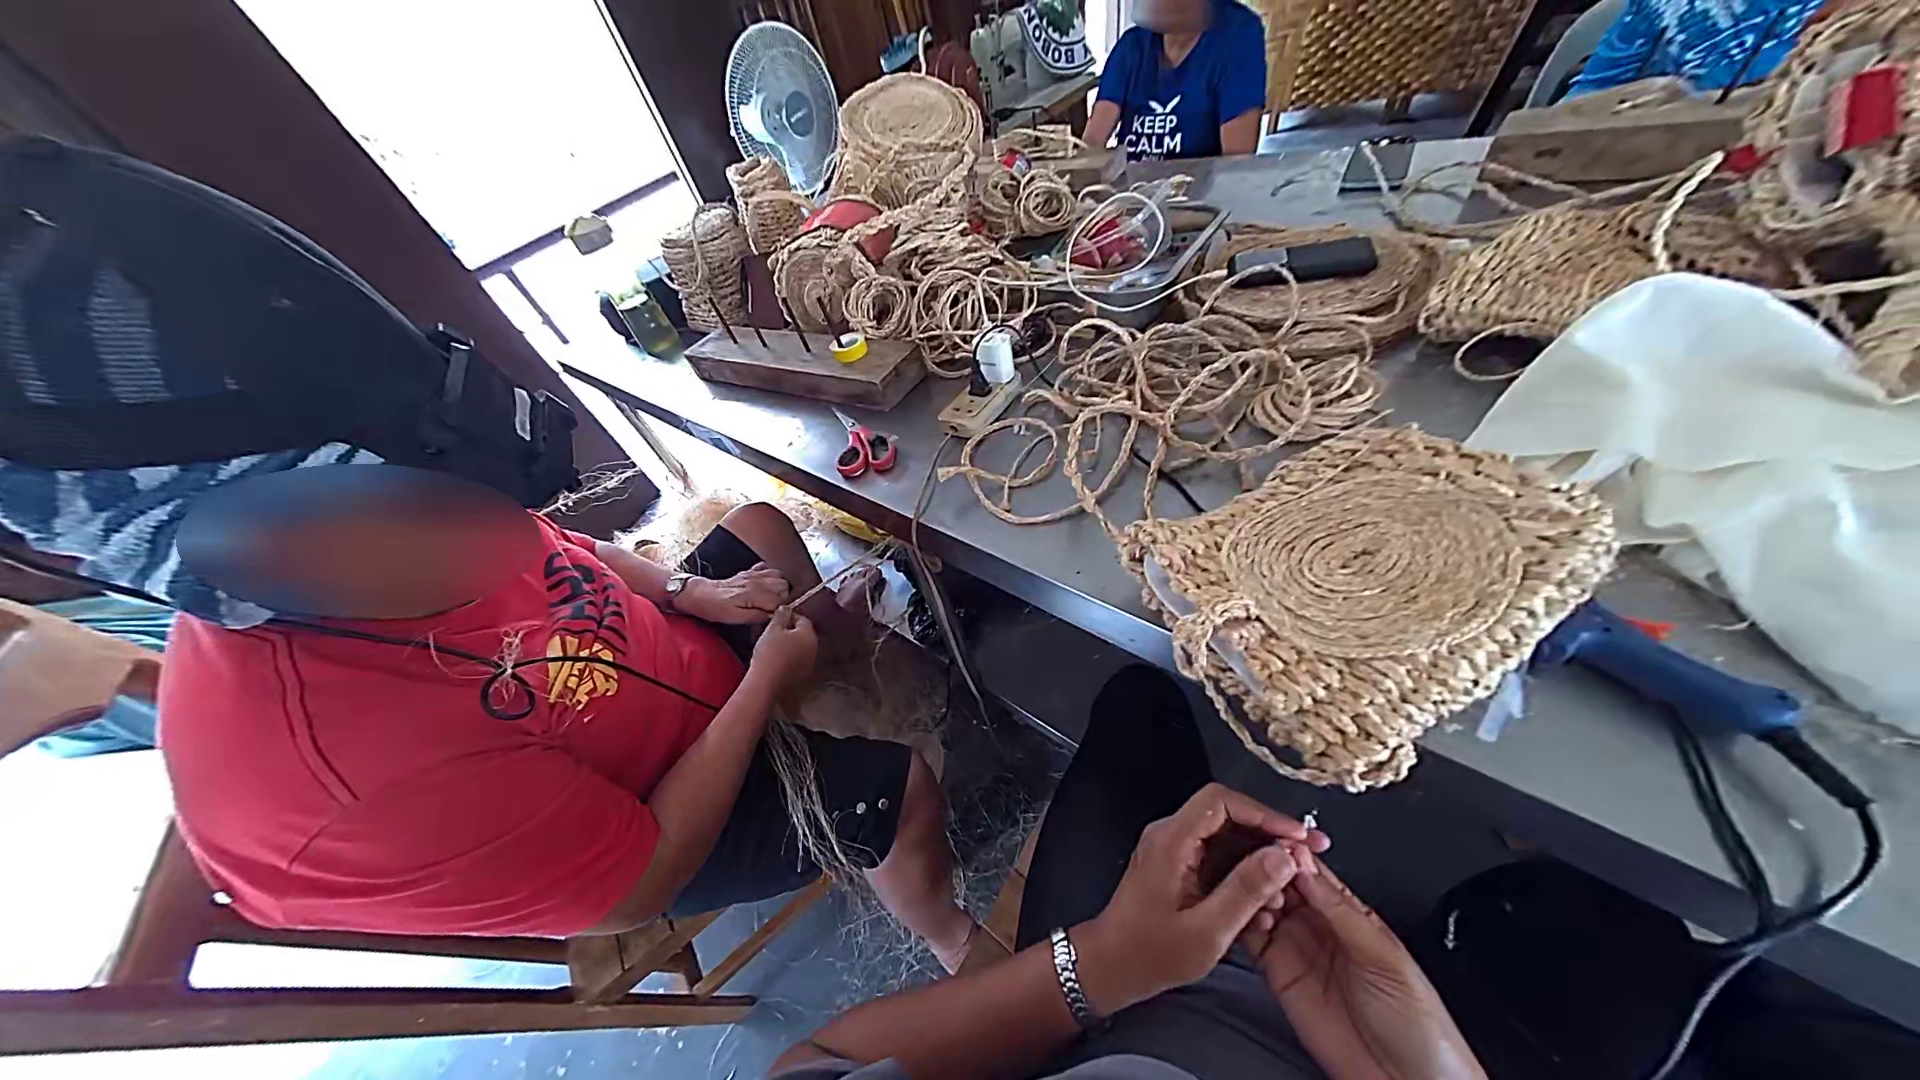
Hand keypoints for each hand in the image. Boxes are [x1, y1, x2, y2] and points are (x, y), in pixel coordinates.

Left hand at [676, 564, 789, 624]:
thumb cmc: (715, 608)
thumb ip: (756, 616)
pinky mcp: (749, 572)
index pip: (782, 598)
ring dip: (779, 587)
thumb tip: (773, 616)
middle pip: (784, 585)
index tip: (773, 615)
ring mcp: (754, 574)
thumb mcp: (735, 618)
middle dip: (783, 597)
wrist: (699, 594)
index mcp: (754, 593)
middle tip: (772, 607)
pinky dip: (771, 575)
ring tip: (771, 597)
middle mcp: (757, 581)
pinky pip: (768, 568)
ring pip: (779, 576)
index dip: (780, 609)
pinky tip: (765, 586)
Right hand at [748, 605, 817, 690]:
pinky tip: (777, 659)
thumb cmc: (770, 652)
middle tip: (774, 631)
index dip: (790, 616)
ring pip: (801, 647)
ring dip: (791, 644)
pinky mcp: (802, 675)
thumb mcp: (773, 629)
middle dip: (791, 631)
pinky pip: (798, 660)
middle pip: (803, 634)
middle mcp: (814, 648)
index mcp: (809, 635)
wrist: (767, 682)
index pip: (803, 619)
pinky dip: (790, 657)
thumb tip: (786, 608)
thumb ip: (781, 616)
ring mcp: (810, 663)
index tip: (777, 618)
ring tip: (774, 645)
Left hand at [1072, 783, 1330, 1016]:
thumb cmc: (1152, 951)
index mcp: (1171, 840)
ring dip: (1259, 855)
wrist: (1114, 963)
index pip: (1219, 801)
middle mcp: (1169, 834)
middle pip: (1225, 813)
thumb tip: (1282, 856)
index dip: (1262, 812)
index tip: (1296, 835)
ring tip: (1290, 884)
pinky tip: (1265, 898)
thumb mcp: (1208, 929)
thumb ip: (1246, 890)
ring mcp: (1172, 847)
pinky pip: (1216, 853)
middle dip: (1268, 832)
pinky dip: (1243, 870)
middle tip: (1306, 854)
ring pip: (1225, 834)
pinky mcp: (1177, 862)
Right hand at [1243, 857, 1485, 1079]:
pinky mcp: (1277, 973)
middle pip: (1280, 881)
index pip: (1310, 870)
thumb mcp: (1384, 957)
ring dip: (1252, 892)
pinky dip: (1241, 922)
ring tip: (1252, 893)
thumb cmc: (1420, 1028)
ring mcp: (1295, 947)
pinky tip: (1244, 916)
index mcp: (1348, 913)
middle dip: (1266, 869)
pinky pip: (1250, 938)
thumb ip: (1340, 911)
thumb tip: (1303, 864)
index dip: (1290, 854)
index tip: (1273, 845)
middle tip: (1257, 867)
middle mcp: (1318, 925)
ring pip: (1261, 903)